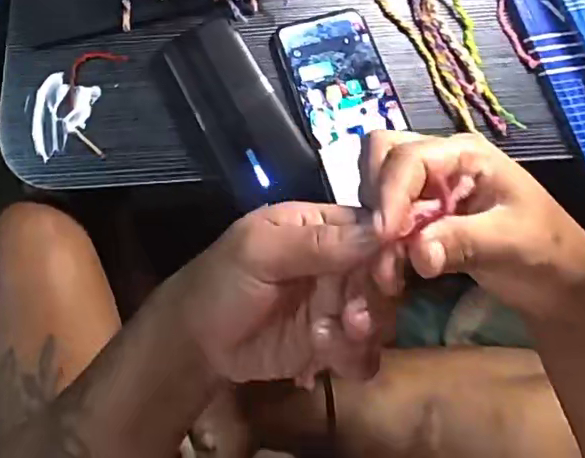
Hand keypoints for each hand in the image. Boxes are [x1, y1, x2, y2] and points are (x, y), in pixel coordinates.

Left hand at [164, 202, 388, 385]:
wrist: (198, 340)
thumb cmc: (222, 278)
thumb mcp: (261, 250)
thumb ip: (317, 243)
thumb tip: (379, 230)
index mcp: (318, 225)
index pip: (370, 228)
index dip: (386, 249)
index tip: (385, 274)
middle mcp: (335, 262)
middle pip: (382, 275)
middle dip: (373, 298)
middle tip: (350, 317)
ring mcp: (335, 303)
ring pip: (380, 315)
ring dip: (363, 331)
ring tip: (329, 337)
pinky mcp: (333, 345)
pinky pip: (366, 353)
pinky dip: (354, 359)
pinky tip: (325, 359)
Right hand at [360, 131, 584, 321]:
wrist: (566, 287)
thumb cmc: (549, 253)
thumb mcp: (511, 243)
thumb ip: (461, 242)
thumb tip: (416, 251)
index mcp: (463, 153)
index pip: (409, 157)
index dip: (391, 192)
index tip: (384, 236)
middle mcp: (439, 159)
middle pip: (383, 153)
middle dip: (377, 195)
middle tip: (383, 241)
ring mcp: (428, 184)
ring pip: (378, 180)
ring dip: (376, 219)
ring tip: (387, 263)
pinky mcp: (422, 211)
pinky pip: (388, 213)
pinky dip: (382, 238)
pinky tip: (391, 268)